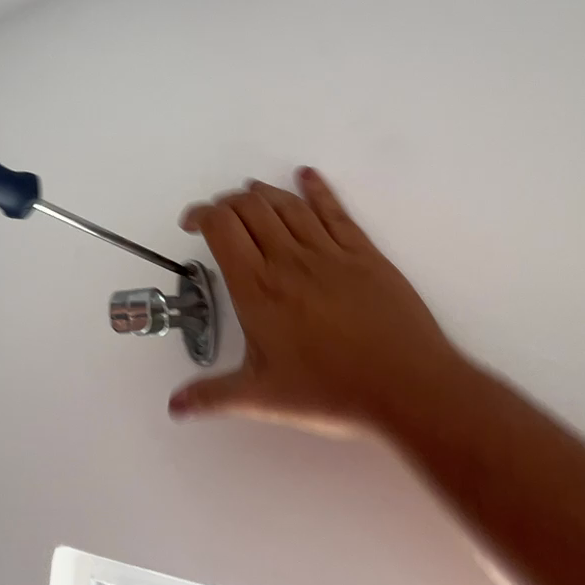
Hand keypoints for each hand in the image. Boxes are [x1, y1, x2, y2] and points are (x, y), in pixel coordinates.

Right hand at [170, 168, 469, 436]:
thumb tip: (175, 407)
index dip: (200, 215)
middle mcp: (288, 260)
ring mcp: (328, 252)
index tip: (191, 225)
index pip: (221, 227)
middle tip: (219, 218)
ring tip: (250, 195)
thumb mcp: (263, 399)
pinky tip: (307, 177)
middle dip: (227, 204)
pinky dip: (317, 189)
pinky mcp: (364, 253)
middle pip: (249, 207)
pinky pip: (335, 211)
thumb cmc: (331, 392)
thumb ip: (213, 396)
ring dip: (263, 193)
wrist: (409, 389)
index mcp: (257, 288)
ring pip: (287, 204)